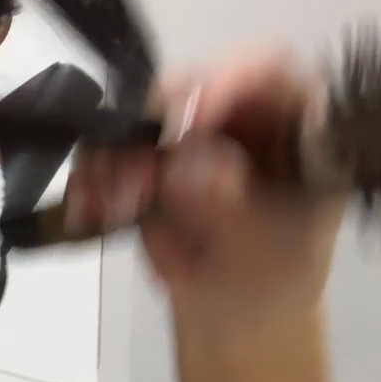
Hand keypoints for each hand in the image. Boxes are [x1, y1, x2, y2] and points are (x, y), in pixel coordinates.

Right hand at [65, 47, 345, 337]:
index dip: (229, 79)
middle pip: (184, 86)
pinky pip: (100, 151)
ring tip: (112, 206)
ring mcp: (179, 137)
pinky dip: (88, 179)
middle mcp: (233, 117)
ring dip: (110, 156)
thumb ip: (233, 206)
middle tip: (136, 179)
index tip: (191, 120)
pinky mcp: (135, 161)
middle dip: (150, 126)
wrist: (226, 311)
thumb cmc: (271, 277)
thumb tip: (189, 164)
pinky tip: (91, 210)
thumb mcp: (268, 248)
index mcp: (291, 124)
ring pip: (132, 116)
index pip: (269, 71)